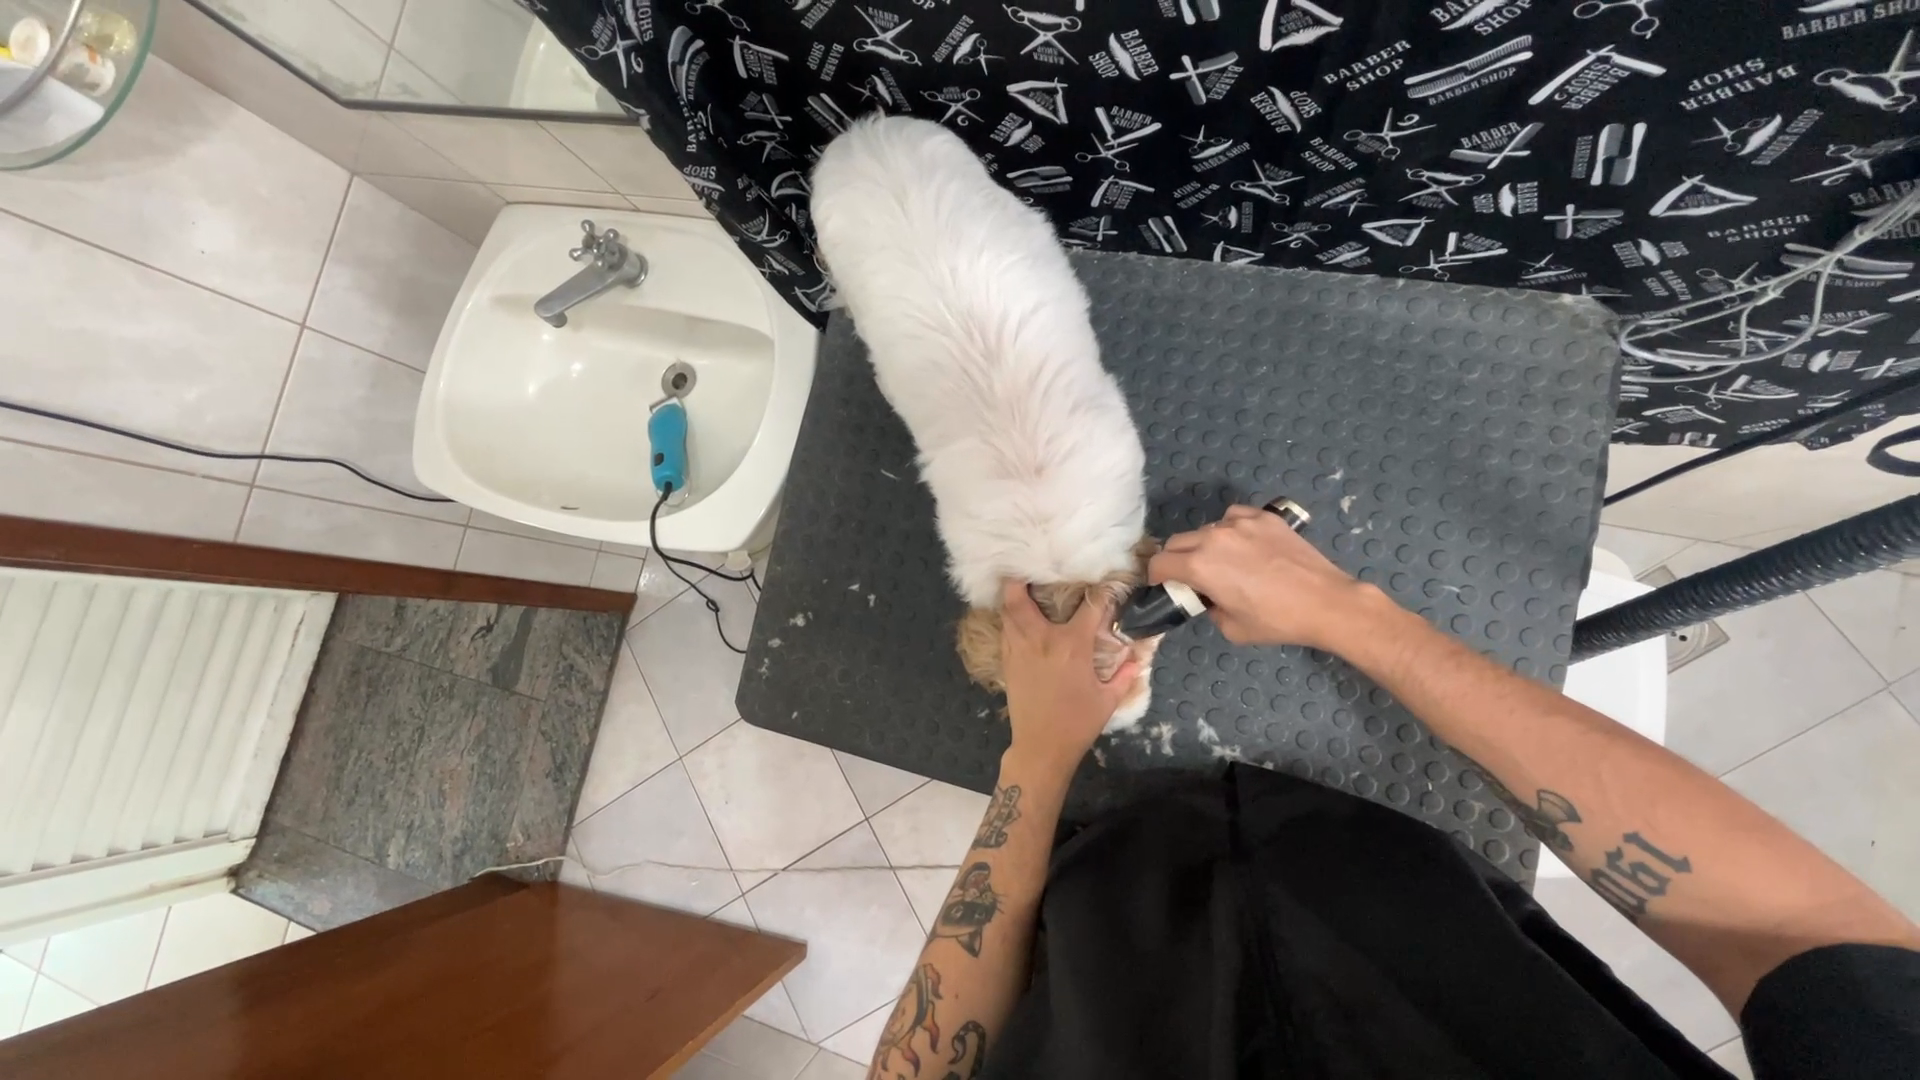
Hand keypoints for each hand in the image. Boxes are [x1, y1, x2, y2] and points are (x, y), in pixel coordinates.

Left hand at [998, 580, 1139, 772]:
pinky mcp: (1007, 662)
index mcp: (1071, 645)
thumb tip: (1136, 657)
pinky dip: (1009, 618)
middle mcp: (1040, 639)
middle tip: (1032, 569)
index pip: (1089, 606)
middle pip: (1019, 598)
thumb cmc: (1077, 722)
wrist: (1041, 746)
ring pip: (1007, 612)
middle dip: (1020, 579)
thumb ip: (1124, 674)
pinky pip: (1005, 630)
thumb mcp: (1108, 699)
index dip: (1100, 593)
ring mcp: (1018, 649)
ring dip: (1012, 597)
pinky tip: (1018, 618)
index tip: (1105, 586)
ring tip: (1022, 587)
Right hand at [1148, 504, 1380, 649]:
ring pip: (1205, 529)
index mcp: (1199, 566)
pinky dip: (1230, 529)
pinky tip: (1243, 544)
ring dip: (1203, 545)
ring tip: (1222, 561)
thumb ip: (1209, 608)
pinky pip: (1233, 517)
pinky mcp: (1264, 517)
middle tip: (1189, 577)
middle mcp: (1213, 538)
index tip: (1163, 585)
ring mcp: (1240, 524)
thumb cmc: (1276, 621)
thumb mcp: (1231, 628)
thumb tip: (1209, 598)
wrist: (1325, 602)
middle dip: (1175, 560)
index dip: (1156, 576)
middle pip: (1176, 542)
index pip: (1159, 563)